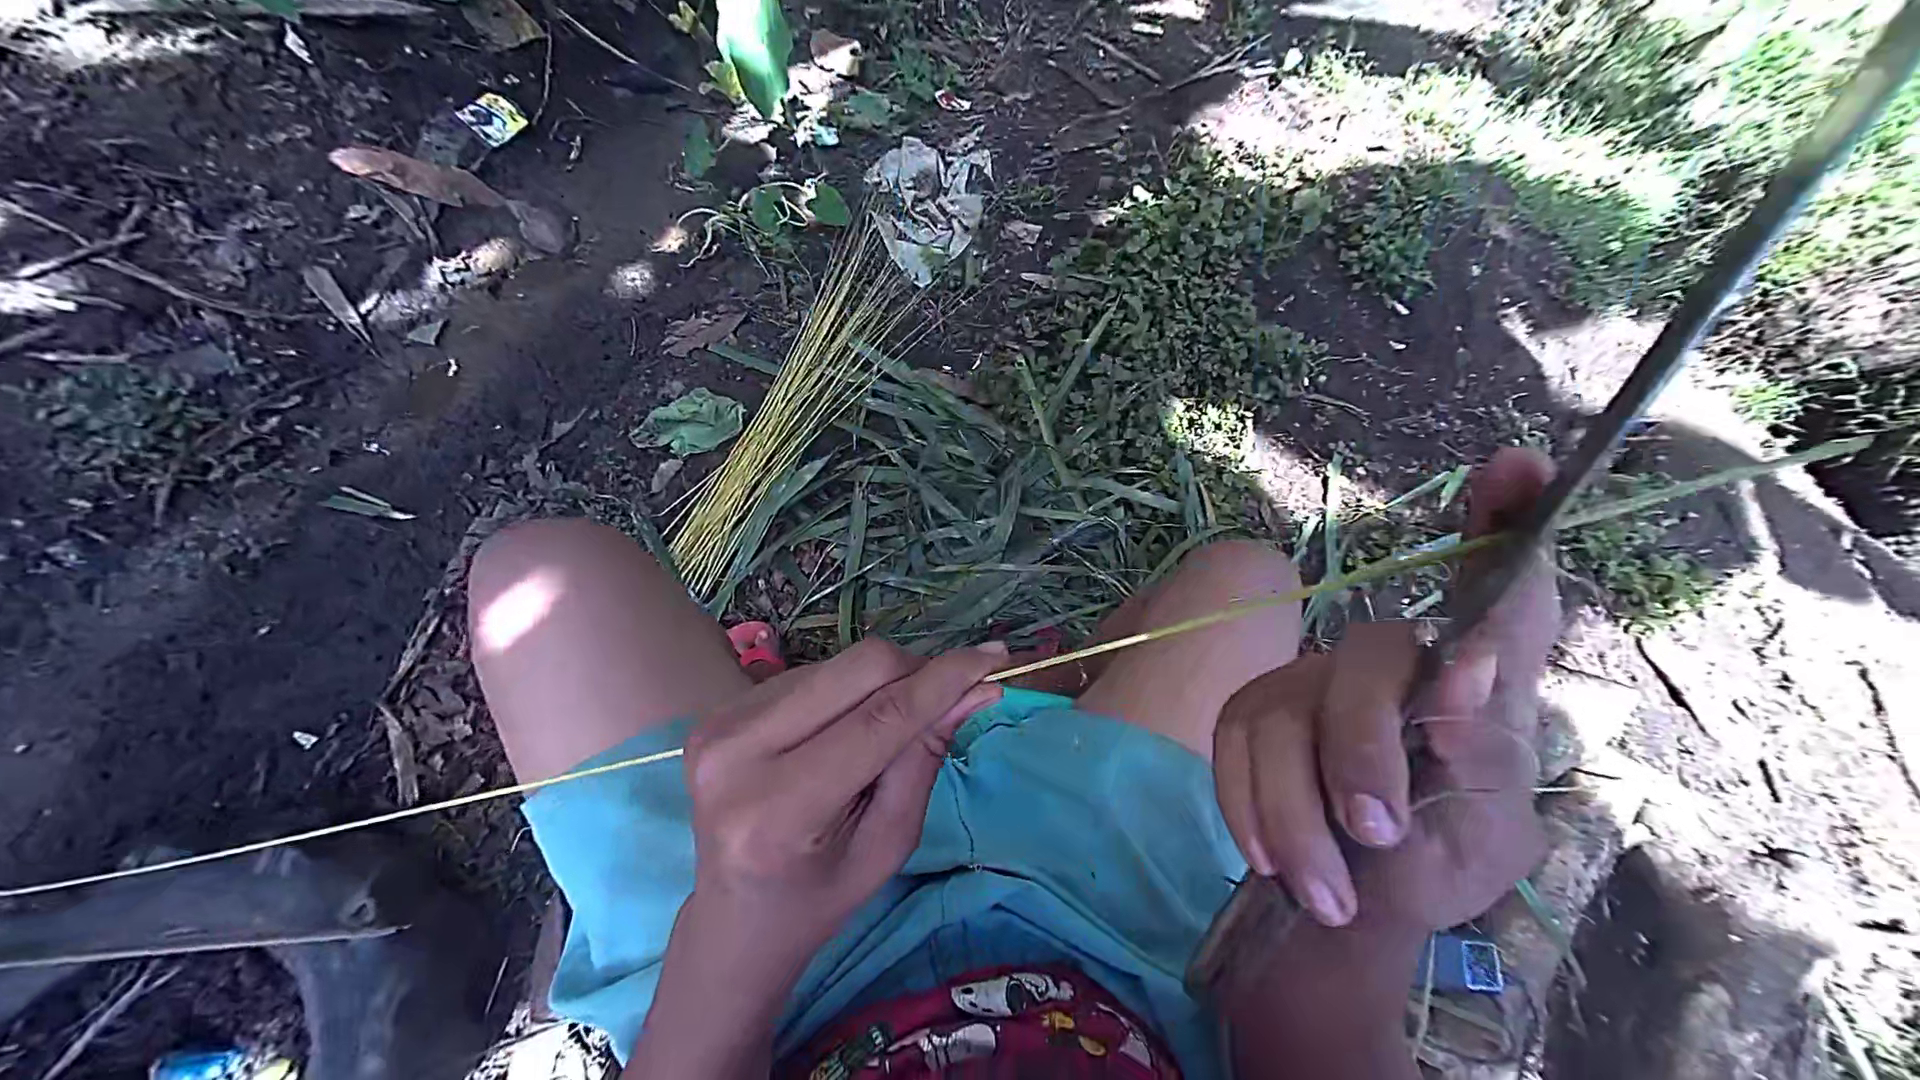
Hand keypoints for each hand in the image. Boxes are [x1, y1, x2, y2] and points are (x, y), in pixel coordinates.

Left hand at [680, 637, 1004, 962]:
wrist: (733, 916)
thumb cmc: (820, 896)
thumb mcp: (889, 841)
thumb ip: (925, 757)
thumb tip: (975, 689)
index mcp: (779, 810)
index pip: (881, 719)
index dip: (944, 680)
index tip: (994, 657)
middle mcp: (737, 753)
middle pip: (857, 668)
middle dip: (918, 671)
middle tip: (950, 693)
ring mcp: (720, 724)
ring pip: (838, 664)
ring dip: (883, 683)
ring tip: (887, 730)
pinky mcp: (720, 709)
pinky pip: (811, 674)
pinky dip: (848, 691)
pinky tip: (843, 730)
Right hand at [1213, 448, 1560, 932]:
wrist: (1341, 903)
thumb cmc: (1428, 869)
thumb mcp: (1481, 839)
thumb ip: (1482, 756)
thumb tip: (1468, 666)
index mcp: (1470, 689)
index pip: (1499, 595)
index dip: (1507, 525)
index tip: (1516, 464)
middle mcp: (1387, 667)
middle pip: (1373, 656)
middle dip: (1364, 748)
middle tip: (1375, 832)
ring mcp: (1305, 682)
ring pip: (1285, 712)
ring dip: (1301, 810)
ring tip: (1328, 892)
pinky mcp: (1247, 708)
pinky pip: (1234, 740)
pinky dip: (1251, 804)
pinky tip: (1272, 856)